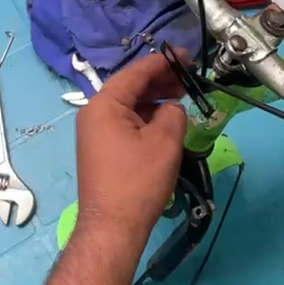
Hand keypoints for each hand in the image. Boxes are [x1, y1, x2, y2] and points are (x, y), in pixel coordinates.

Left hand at [73, 54, 189, 248]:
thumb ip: (173, 113)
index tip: (186, 56)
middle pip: (130, 87)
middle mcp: (94, 113)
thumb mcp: (165, 141)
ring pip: (129, 105)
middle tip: (189, 77)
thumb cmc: (138, 181)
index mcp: (105, 105)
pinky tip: (166, 121)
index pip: (136, 73)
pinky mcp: (101, 150)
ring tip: (182, 97)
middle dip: (160, 80)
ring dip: (154, 99)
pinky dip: (146, 117)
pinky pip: (125, 122)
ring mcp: (95, 133)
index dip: (163, 62)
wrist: (112, 228)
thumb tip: (172, 108)